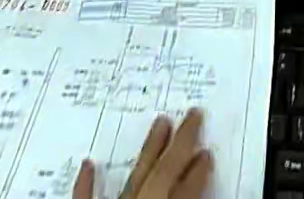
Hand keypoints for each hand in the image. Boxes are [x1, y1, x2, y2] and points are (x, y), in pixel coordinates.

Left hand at [72, 109, 212, 198]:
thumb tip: (218, 190)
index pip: (185, 189)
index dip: (199, 172)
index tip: (207, 152)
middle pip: (162, 172)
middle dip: (180, 142)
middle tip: (193, 113)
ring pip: (132, 177)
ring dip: (148, 150)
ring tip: (161, 121)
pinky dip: (85, 184)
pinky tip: (88, 164)